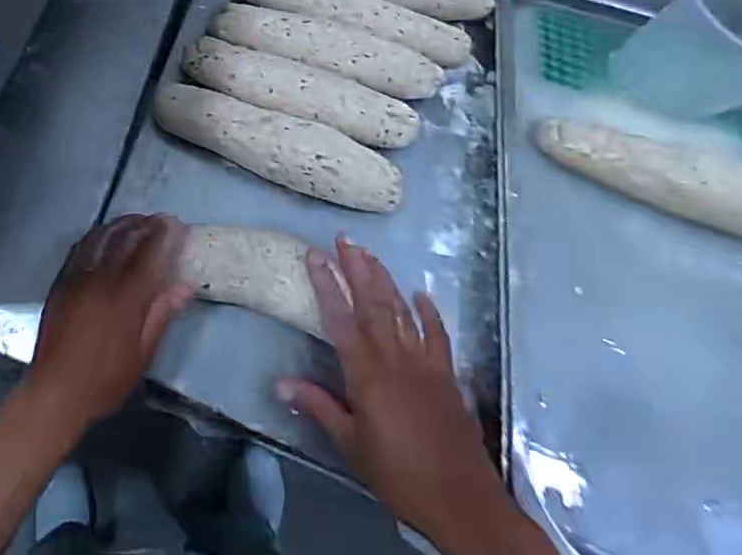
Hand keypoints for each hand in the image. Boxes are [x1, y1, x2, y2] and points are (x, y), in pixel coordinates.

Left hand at [25, 214, 194, 428]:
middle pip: (126, 239)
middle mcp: (101, 278)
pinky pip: (81, 246)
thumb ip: (162, 314)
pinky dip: (97, 234)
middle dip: (145, 225)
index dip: (164, 235)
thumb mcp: (142, 354)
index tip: (176, 225)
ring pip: (102, 237)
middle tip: (160, 219)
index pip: (149, 253)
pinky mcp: (62, 280)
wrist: (56, 390)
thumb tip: (185, 286)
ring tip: (137, 221)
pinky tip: (105, 234)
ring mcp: (78, 276)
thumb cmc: (105, 379)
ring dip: (121, 224)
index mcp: (125, 297)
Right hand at [278, 237, 547, 553]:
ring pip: (402, 312)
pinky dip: (429, 313)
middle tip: (345, 239)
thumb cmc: (398, 474)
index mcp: (366, 373)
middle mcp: (395, 359)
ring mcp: (425, 364)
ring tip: (371, 254)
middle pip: (373, 304)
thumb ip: (318, 406)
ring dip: (385, 281)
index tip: (314, 256)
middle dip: (357, 269)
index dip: (326, 285)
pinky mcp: (447, 376)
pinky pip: (438, 336)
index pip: (340, 318)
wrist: (462, 502)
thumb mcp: (351, 444)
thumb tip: (279, 382)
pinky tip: (421, 294)